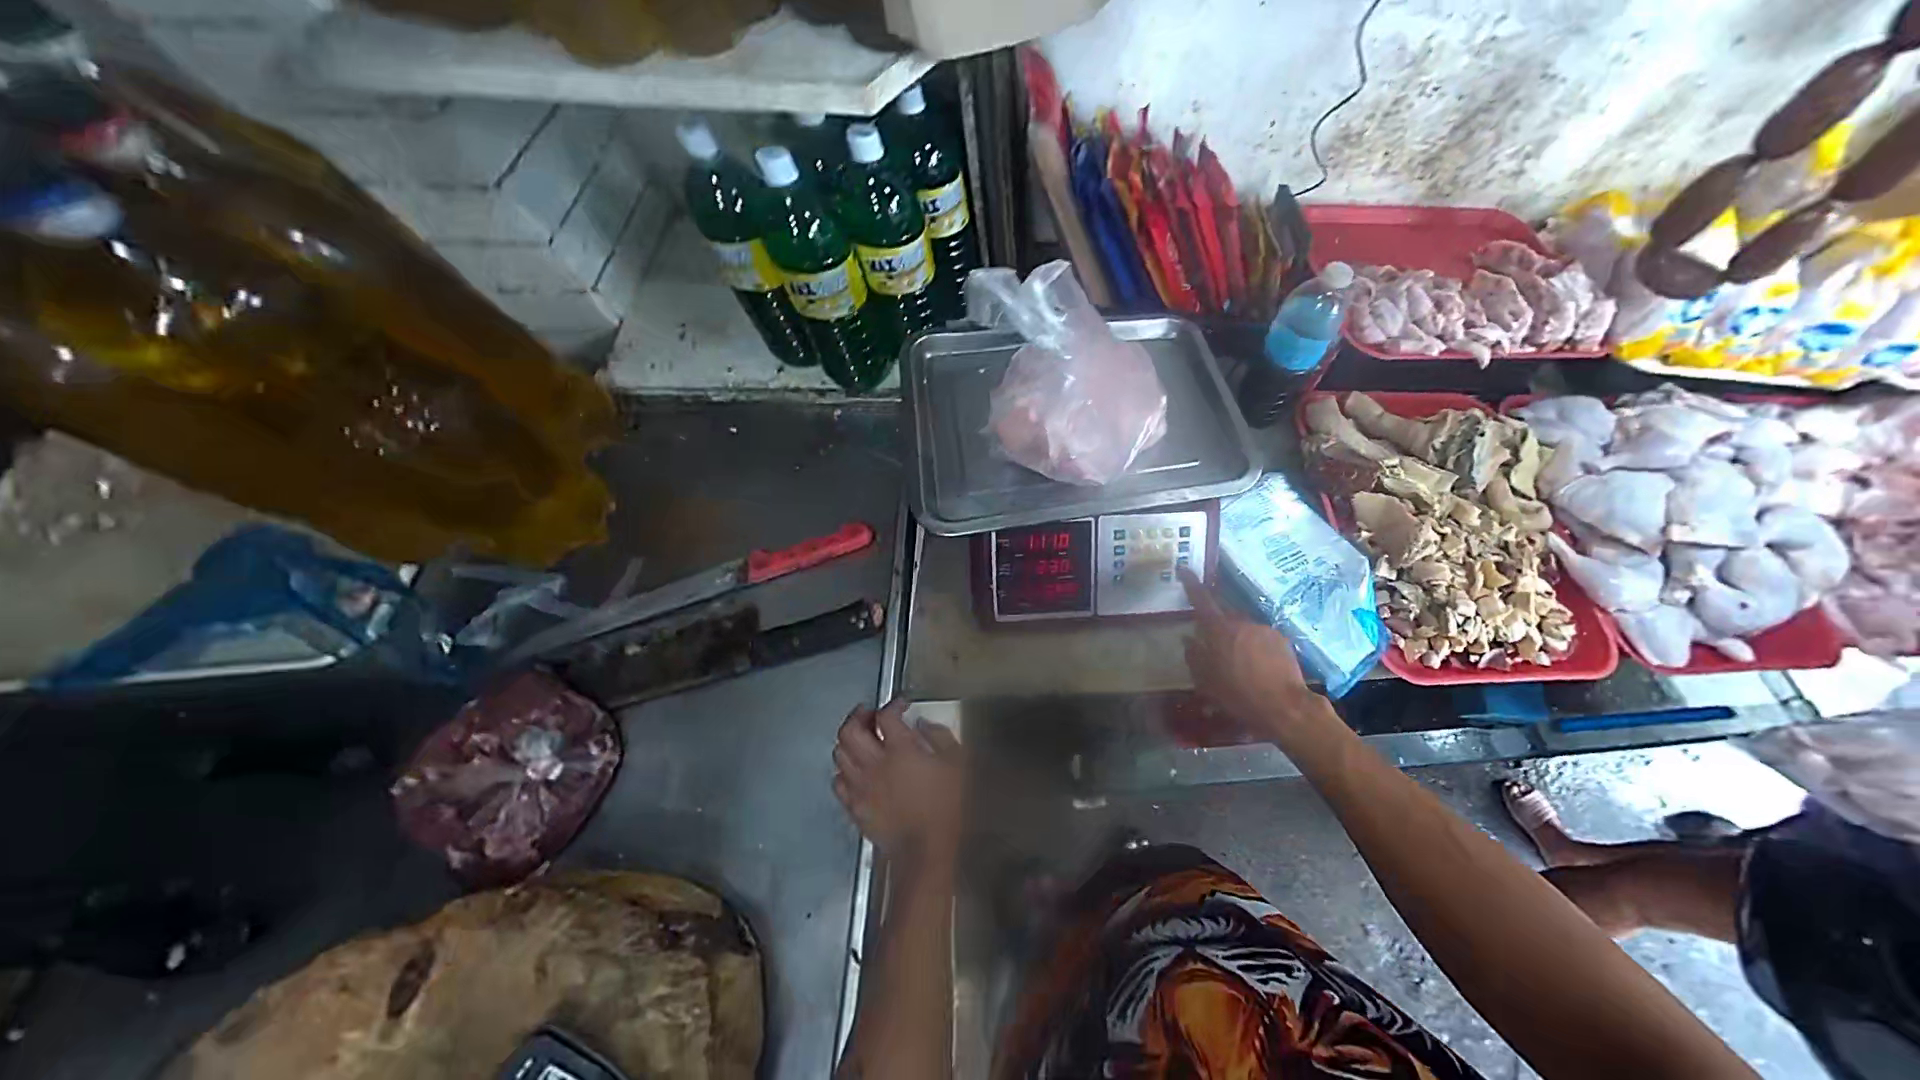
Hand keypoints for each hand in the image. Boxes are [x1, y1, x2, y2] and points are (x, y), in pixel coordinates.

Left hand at [832, 699, 964, 862]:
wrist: (928, 852)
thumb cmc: (947, 809)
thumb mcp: (957, 764)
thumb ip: (940, 737)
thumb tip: (923, 725)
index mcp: (901, 751)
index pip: (886, 716)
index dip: (893, 704)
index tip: (901, 705)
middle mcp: (875, 765)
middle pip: (850, 730)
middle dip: (858, 716)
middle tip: (869, 714)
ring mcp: (861, 787)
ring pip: (839, 753)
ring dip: (847, 740)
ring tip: (859, 738)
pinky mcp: (855, 808)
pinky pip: (838, 782)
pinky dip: (843, 770)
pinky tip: (854, 770)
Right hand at [1181, 568, 1324, 741]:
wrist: (1284, 707)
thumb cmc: (1238, 695)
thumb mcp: (1205, 681)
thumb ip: (1194, 656)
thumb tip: (1188, 639)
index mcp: (1218, 629)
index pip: (1201, 599)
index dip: (1191, 583)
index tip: (1184, 569)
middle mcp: (1241, 622)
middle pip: (1223, 614)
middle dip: (1216, 625)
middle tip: (1211, 644)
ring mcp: (1263, 629)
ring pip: (1243, 627)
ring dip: (1236, 639)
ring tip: (1237, 663)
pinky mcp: (1281, 640)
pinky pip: (1260, 637)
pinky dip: (1254, 647)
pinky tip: (1256, 667)